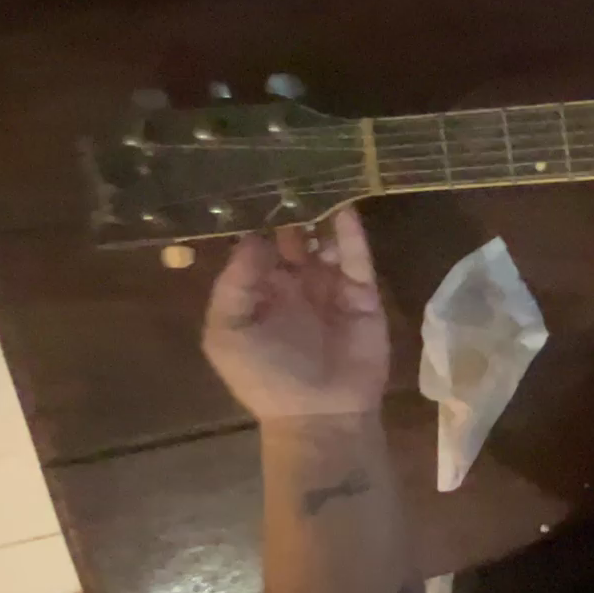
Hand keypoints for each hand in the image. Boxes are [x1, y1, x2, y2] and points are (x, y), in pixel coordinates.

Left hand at [202, 208, 389, 422]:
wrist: (321, 411)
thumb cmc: (267, 375)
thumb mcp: (229, 332)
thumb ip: (236, 285)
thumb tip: (255, 238)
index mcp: (259, 294)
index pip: (257, 250)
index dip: (255, 225)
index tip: (252, 193)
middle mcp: (296, 286)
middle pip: (294, 242)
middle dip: (290, 216)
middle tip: (288, 182)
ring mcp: (332, 289)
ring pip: (326, 246)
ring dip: (321, 222)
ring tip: (317, 189)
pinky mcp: (364, 296)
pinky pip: (357, 261)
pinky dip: (352, 237)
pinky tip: (345, 213)